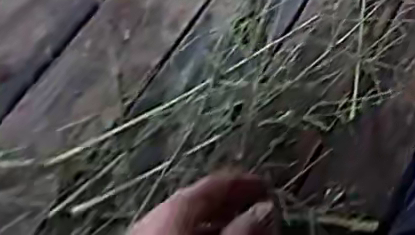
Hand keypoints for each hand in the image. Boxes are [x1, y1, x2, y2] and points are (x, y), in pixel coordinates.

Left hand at [127, 173, 276, 234]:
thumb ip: (244, 232)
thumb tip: (264, 210)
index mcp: (169, 214)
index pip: (215, 184)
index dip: (245, 185)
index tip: (267, 191)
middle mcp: (147, 226)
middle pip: (196, 208)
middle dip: (229, 212)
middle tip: (255, 222)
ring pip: (179, 231)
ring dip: (211, 233)